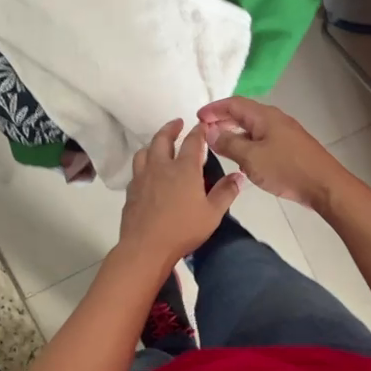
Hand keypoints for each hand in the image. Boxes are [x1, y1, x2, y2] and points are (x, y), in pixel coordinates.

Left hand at [118, 120, 244, 265]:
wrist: (145, 247)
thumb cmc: (183, 230)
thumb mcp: (212, 214)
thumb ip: (225, 193)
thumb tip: (239, 176)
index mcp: (184, 169)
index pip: (192, 142)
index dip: (198, 131)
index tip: (202, 125)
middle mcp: (161, 167)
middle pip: (162, 139)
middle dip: (171, 128)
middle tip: (177, 123)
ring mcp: (142, 178)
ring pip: (144, 152)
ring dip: (153, 143)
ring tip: (159, 145)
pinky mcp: (131, 191)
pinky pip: (137, 170)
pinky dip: (144, 163)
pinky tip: (147, 172)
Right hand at [198, 97, 350, 209]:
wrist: (324, 185)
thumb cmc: (286, 169)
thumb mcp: (251, 158)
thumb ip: (228, 143)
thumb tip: (210, 132)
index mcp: (264, 116)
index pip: (233, 104)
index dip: (214, 109)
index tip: (198, 118)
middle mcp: (274, 119)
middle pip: (243, 113)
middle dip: (222, 119)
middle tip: (204, 131)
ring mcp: (284, 133)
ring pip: (253, 127)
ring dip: (234, 132)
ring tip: (218, 144)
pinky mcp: (289, 147)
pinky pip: (262, 138)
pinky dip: (246, 142)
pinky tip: (241, 156)